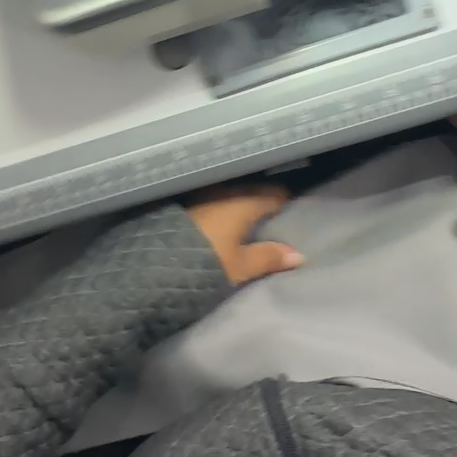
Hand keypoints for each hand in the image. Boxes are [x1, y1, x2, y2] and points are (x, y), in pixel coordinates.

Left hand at [187, 185, 304, 284]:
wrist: (157, 262)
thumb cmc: (206, 261)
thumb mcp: (241, 265)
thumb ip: (269, 257)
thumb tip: (298, 255)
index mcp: (244, 201)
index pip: (276, 194)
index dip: (288, 202)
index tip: (297, 211)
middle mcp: (226, 191)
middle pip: (254, 191)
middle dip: (266, 200)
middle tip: (278, 216)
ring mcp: (205, 195)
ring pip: (234, 194)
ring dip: (244, 203)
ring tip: (254, 219)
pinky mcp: (189, 203)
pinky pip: (218, 200)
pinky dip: (227, 207)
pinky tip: (229, 221)